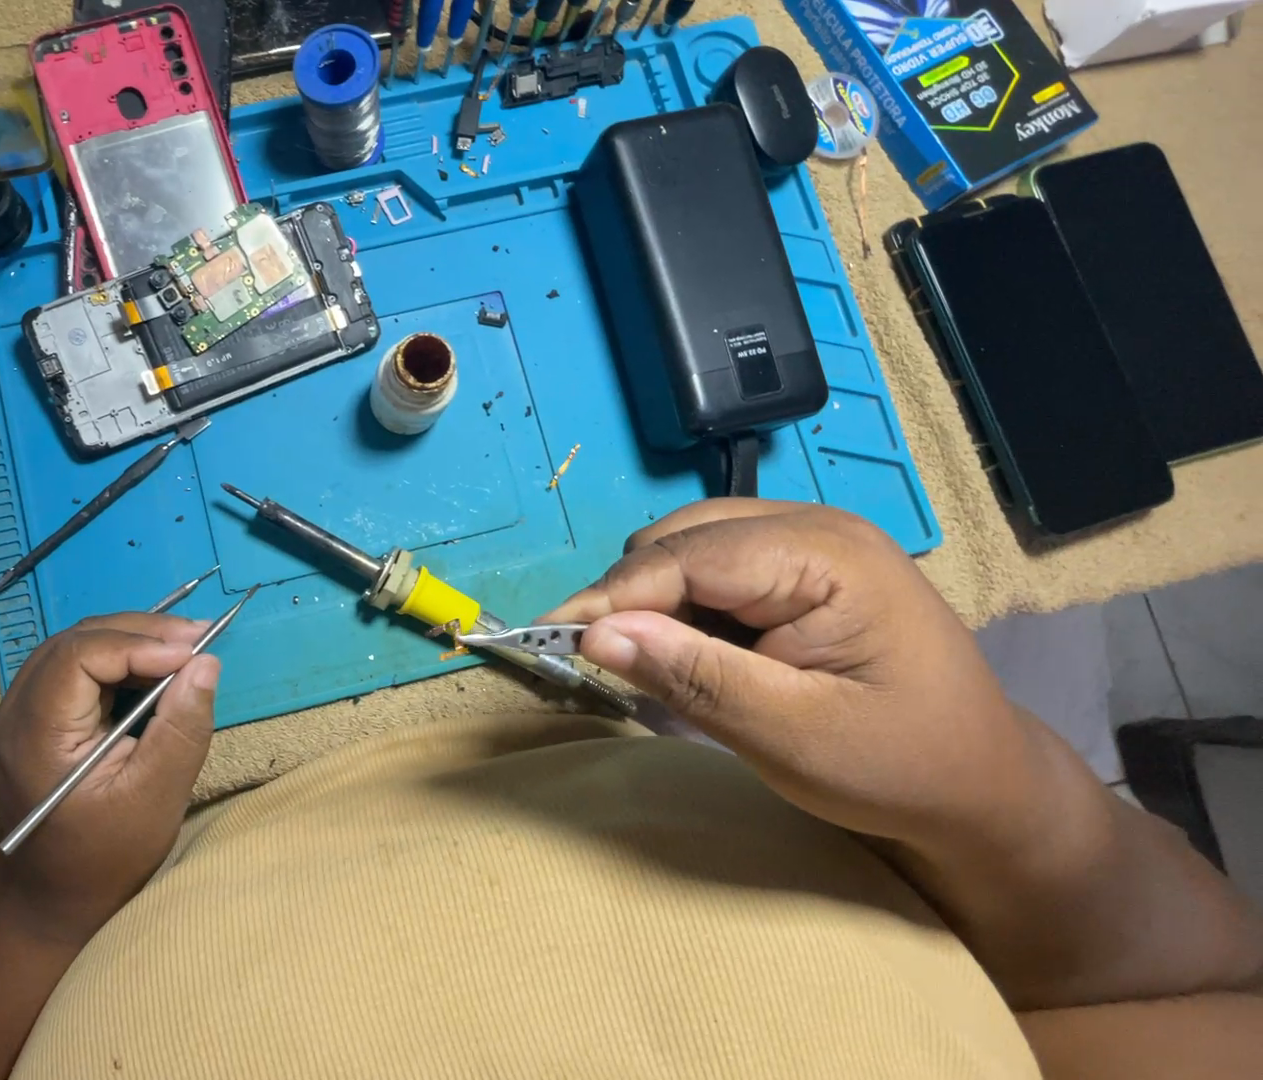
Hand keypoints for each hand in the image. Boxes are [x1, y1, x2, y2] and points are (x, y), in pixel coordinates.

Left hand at [0, 613, 219, 942]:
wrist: (53, 902)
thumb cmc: (104, 860)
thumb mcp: (155, 800)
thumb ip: (181, 730)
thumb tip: (206, 663)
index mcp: (34, 735)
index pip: (78, 656)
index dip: (137, 643)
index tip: (192, 653)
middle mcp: (18, 712)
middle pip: (76, 642)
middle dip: (141, 632)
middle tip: (199, 638)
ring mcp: (25, 712)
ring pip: (78, 648)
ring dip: (133, 640)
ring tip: (186, 647)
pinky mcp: (42, 717)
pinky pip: (80, 669)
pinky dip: (123, 660)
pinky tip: (159, 666)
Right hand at [543, 498, 1054, 851]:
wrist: (977, 787)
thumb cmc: (896, 767)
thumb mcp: (789, 734)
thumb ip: (690, 676)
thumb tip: (592, 636)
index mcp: (824, 556)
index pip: (684, 558)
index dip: (610, 598)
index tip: (549, 640)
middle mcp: (810, 527)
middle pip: (676, 540)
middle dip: (629, 598)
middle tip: (605, 662)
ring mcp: (804, 541)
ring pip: (682, 549)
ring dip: (650, 601)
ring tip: (653, 662)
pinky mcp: (792, 565)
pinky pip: (705, 567)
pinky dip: (677, 606)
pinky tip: (689, 649)